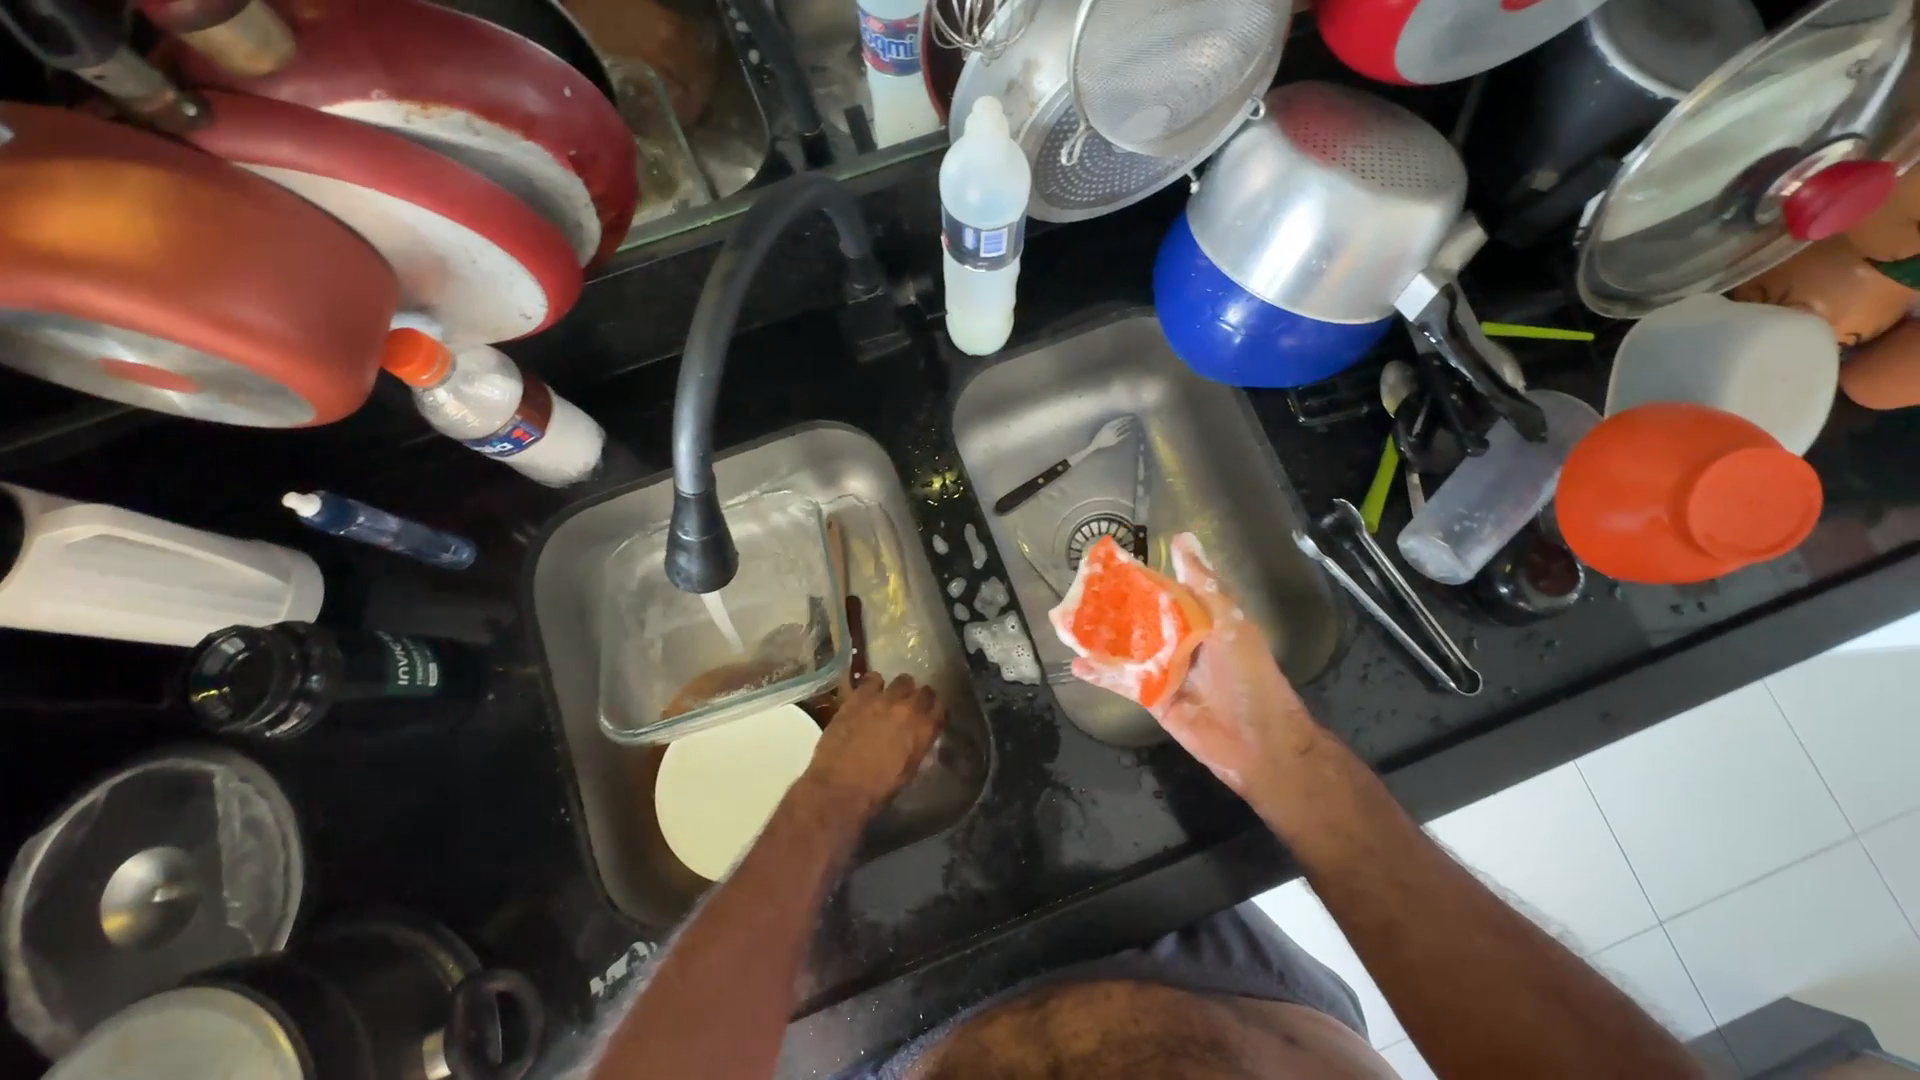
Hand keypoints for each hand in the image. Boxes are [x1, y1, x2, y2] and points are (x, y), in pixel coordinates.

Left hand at [801, 674, 946, 816]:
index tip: (930, 716)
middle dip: (919, 698)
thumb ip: (918, 746)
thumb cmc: (878, 789)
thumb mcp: (909, 770)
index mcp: (924, 731)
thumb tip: (919, 737)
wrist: (840, 788)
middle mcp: (909, 709)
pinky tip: (867, 693)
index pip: (941, 709)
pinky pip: (872, 678)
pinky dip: (873, 684)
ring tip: (889, 698)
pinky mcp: (858, 697)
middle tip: (909, 707)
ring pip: (902, 680)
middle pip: (924, 692)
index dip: (935, 712)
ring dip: (899, 690)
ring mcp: (883, 699)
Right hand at [1073, 533, 1318, 795]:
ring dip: (1101, 637)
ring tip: (1069, 623)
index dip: (1140, 577)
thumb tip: (1182, 538)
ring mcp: (1164, 671)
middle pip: (1140, 618)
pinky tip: (1077, 662)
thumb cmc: (1250, 676)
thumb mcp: (1229, 622)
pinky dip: (1102, 673)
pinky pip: (1124, 681)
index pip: (1165, 591)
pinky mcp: (1152, 698)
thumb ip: (1202, 583)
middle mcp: (1180, 641)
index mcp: (1202, 619)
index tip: (1109, 562)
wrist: (1259, 742)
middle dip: (1112, 606)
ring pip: (1128, 648)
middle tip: (1078, 591)